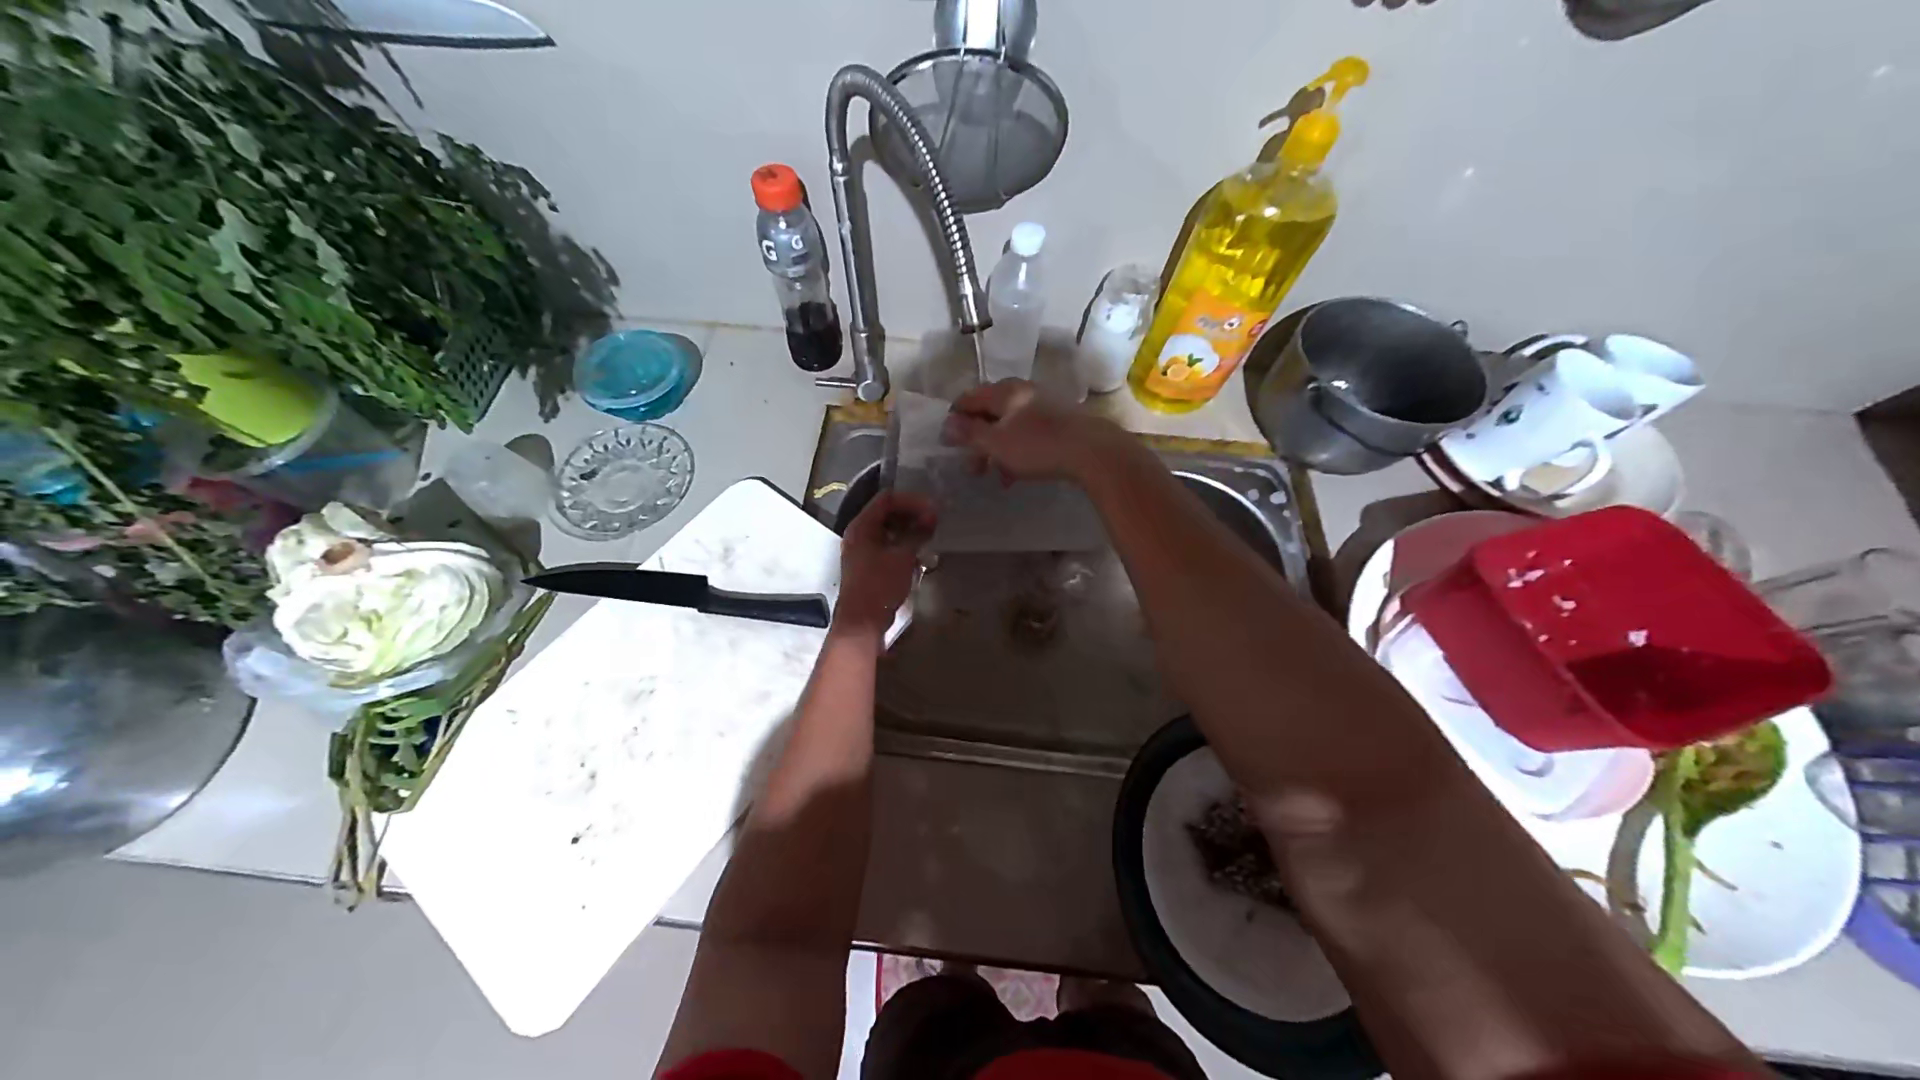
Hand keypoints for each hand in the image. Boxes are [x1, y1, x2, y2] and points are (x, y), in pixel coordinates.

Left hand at [833, 491, 935, 635]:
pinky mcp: (869, 565)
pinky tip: (919, 552)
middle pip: (886, 513)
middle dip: (911, 514)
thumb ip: (917, 533)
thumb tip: (932, 515)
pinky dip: (903, 544)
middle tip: (934, 521)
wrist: (862, 622)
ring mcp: (862, 550)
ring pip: (888, 530)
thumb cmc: (880, 586)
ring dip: (909, 530)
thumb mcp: (902, 557)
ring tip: (930, 535)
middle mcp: (859, 534)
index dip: (911, 500)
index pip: (886, 499)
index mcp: (861, 526)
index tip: (933, 509)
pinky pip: (887, 545)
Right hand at [940, 379, 1130, 482]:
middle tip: (972, 468)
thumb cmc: (1038, 446)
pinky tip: (1018, 474)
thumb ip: (969, 433)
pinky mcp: (1060, 422)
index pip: (968, 399)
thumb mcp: (996, 443)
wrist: (1093, 451)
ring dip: (997, 451)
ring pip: (1010, 426)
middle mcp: (1023, 392)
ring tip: (995, 475)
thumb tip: (946, 424)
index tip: (948, 444)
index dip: (954, 420)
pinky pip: (1028, 434)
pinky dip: (1017, 452)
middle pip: (990, 413)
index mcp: (1004, 392)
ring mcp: (1044, 405)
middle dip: (977, 441)